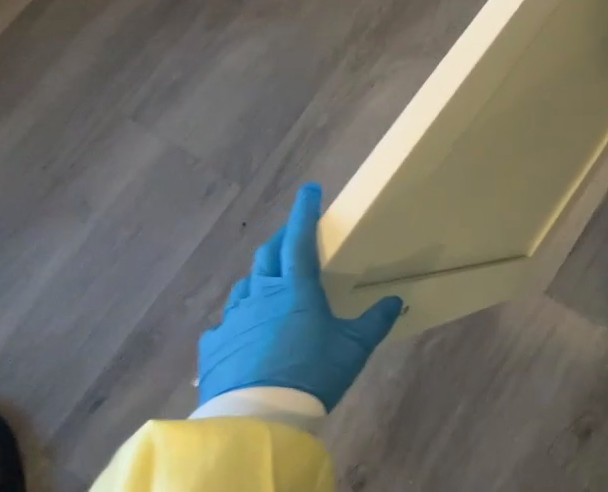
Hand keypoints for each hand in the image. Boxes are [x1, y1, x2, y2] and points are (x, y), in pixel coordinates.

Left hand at [198, 183, 403, 410]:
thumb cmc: (312, 373)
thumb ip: (375, 321)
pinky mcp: (213, 347)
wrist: (256, 419)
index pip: (300, 238)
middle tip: (294, 235)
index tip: (310, 189)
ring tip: (271, 283)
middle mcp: (261, 295)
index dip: (305, 211)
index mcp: (296, 288)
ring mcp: (232, 321)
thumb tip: (394, 302)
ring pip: (245, 286)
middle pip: (268, 255)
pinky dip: (239, 317)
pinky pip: (225, 323)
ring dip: (260, 277)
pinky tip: (245, 330)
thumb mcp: (355, 347)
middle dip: (282, 239)